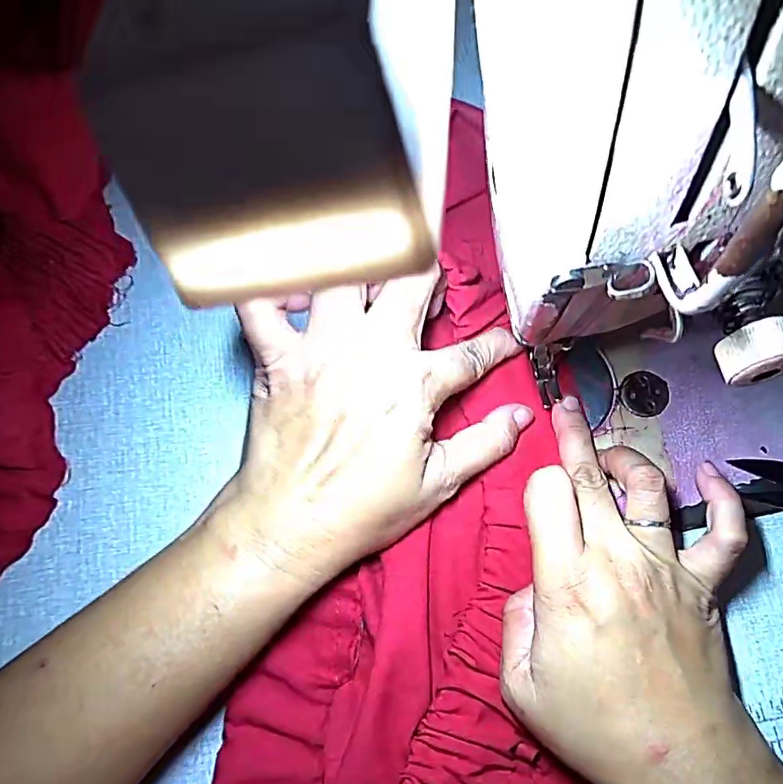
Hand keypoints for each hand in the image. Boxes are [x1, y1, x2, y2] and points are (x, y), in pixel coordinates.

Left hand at [212, 272, 532, 588]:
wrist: (289, 526)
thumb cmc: (359, 512)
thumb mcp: (437, 484)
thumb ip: (485, 443)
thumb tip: (520, 419)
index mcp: (414, 385)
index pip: (471, 353)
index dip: (497, 345)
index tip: (505, 343)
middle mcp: (370, 353)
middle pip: (411, 277)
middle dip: (431, 257)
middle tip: (434, 259)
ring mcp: (321, 350)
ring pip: (343, 272)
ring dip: (362, 257)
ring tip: (371, 259)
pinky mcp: (279, 358)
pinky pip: (262, 303)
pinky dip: (272, 286)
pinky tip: (293, 287)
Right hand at [500, 400, 776, 783]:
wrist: (680, 764)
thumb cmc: (594, 728)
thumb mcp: (521, 685)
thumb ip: (515, 621)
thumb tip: (535, 586)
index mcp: (566, 581)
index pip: (548, 494)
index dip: (536, 478)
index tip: (533, 483)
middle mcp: (617, 560)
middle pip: (590, 478)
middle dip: (572, 436)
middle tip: (564, 407)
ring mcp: (668, 568)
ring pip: (649, 488)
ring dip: (627, 459)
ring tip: (609, 451)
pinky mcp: (706, 585)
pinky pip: (726, 531)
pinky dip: (723, 497)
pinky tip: (709, 475)